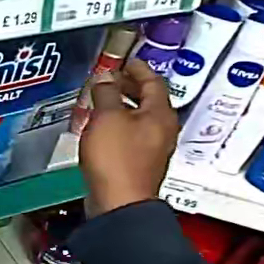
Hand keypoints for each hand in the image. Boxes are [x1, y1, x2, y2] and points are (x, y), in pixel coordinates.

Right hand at [79, 58, 177, 216]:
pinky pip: (132, 135)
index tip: (124, 61)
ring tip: (100, 101)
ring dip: (122, 106)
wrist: (119, 203)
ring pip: (140, 118)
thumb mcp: (106, 117)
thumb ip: (106, 93)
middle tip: (109, 79)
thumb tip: (105, 79)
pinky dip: (118, 124)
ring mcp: (153, 148)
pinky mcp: (140, 163)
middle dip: (129, 87)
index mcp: (160, 114)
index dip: (138, 68)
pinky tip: (100, 128)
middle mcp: (162, 129)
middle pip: (149, 100)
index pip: (153, 81)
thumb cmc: (116, 158)